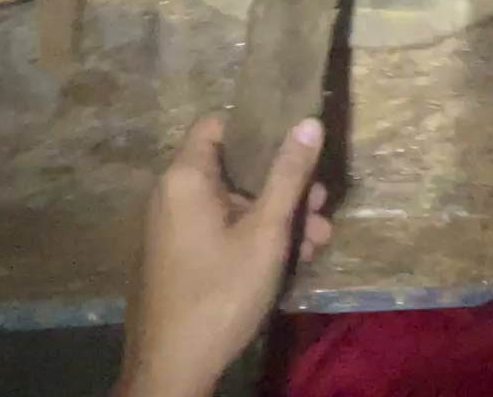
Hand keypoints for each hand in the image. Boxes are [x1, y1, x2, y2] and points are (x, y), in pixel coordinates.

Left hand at [118, 115, 331, 396]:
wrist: (172, 375)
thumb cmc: (219, 291)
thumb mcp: (265, 231)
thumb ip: (288, 175)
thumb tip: (309, 121)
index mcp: (185, 177)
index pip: (216, 124)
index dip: (255, 125)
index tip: (293, 139)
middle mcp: (174, 195)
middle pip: (235, 166)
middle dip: (282, 182)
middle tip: (320, 200)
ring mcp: (177, 228)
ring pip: (236, 202)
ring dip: (278, 214)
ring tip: (319, 236)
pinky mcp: (183, 256)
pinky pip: (224, 228)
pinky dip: (256, 235)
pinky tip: (296, 257)